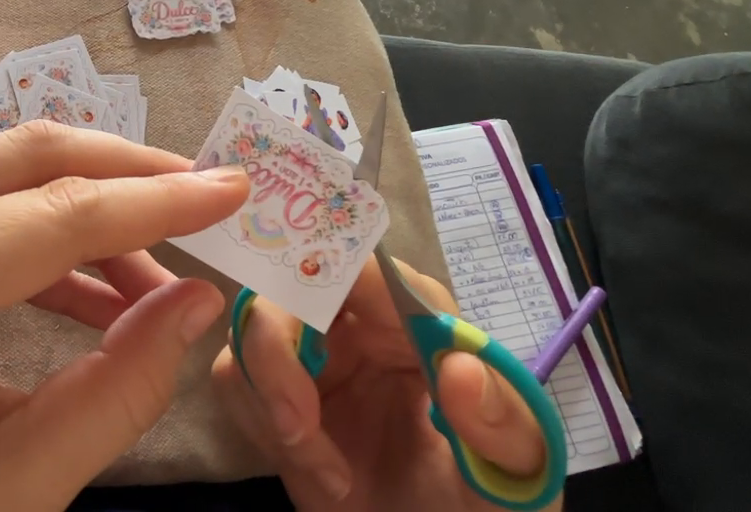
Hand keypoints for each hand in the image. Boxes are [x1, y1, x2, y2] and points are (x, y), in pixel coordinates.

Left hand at [0, 121, 250, 511]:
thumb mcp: (17, 484)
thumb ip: (120, 388)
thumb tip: (199, 302)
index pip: (54, 216)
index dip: (154, 203)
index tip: (232, 191)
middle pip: (27, 155)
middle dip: (126, 172)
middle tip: (203, 202)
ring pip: (5, 168)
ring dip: (89, 205)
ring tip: (156, 278)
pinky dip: (45, 231)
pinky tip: (98, 289)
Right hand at [212, 257, 559, 511]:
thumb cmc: (484, 511)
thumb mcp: (516, 475)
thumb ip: (502, 426)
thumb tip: (457, 364)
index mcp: (412, 317)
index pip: (356, 262)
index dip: (318, 274)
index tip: (306, 330)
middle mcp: (353, 321)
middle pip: (282, 286)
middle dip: (275, 354)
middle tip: (297, 429)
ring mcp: (309, 354)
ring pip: (248, 330)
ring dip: (270, 403)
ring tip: (326, 475)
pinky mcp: (273, 391)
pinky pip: (234, 376)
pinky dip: (257, 424)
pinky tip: (311, 473)